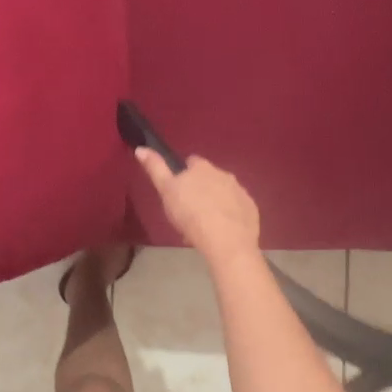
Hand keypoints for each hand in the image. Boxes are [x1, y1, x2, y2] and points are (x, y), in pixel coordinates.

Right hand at [135, 149, 260, 267]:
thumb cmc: (191, 215)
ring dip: (214, 203)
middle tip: (188, 211)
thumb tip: (141, 148)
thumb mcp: (166, 191)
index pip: (191, 162)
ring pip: (223, 193)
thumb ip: (155, 168)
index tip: (176, 190)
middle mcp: (225, 174)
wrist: (227, 242)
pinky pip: (237, 208)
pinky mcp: (251, 210)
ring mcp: (241, 191)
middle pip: (209, 177)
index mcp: (203, 168)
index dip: (183, 174)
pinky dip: (229, 216)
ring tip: (203, 225)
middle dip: (200, 189)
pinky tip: (220, 232)